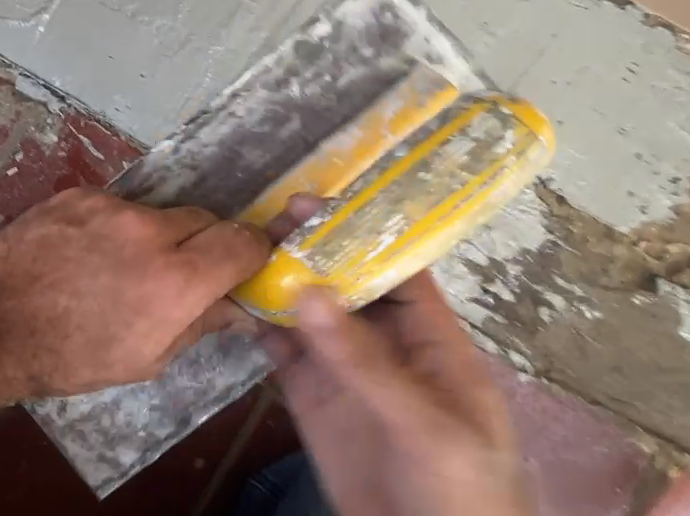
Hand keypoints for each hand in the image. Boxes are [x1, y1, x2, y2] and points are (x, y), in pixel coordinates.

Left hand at [0, 187, 268, 407]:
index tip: (248, 263)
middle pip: (203, 218)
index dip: (253, 252)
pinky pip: (115, 205)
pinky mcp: (75, 194)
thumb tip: (240, 307)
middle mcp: (148, 230)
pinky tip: (90, 252)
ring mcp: (108, 206)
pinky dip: (116, 225)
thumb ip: (199, 324)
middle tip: (187, 270)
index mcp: (175, 278)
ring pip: (156, 212)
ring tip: (126, 266)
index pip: (242, 241)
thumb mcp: (146, 358)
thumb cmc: (71, 355)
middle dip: (206, 242)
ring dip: (157, 235)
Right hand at [261, 197, 533, 515]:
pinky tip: (228, 295)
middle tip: (264, 217)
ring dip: (274, 276)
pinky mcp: (307, 392)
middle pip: (341, 280)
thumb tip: (306, 289)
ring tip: (236, 246)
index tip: (311, 203)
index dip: (358, 235)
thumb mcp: (427, 426)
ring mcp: (341, 367)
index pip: (395, 272)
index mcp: (429, 343)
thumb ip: (366, 361)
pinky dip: (253, 317)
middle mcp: (381, 344)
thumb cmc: (461, 494)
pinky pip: (278, 344)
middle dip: (307, 247)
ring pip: (303, 306)